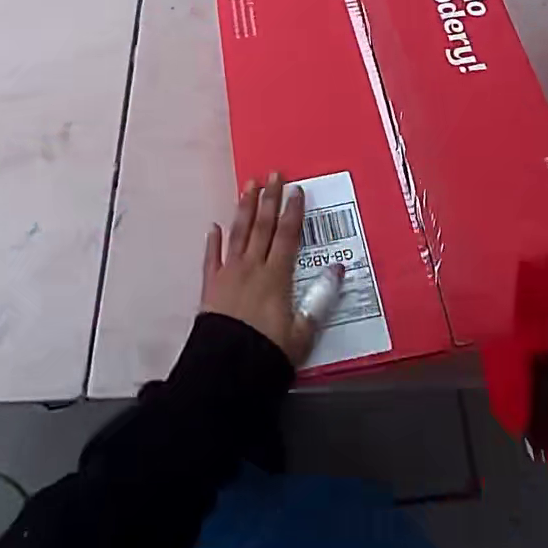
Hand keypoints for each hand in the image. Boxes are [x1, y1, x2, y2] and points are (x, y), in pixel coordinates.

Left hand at [201, 173, 334, 364]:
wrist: (223, 373)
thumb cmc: (267, 352)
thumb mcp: (303, 332)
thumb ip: (320, 299)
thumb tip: (337, 269)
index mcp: (276, 276)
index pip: (287, 236)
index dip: (292, 212)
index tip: (296, 190)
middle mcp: (252, 269)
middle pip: (262, 227)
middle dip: (269, 199)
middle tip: (273, 175)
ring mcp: (228, 276)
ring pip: (238, 235)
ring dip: (244, 209)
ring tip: (248, 187)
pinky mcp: (210, 289)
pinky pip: (211, 260)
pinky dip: (213, 243)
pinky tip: (214, 228)